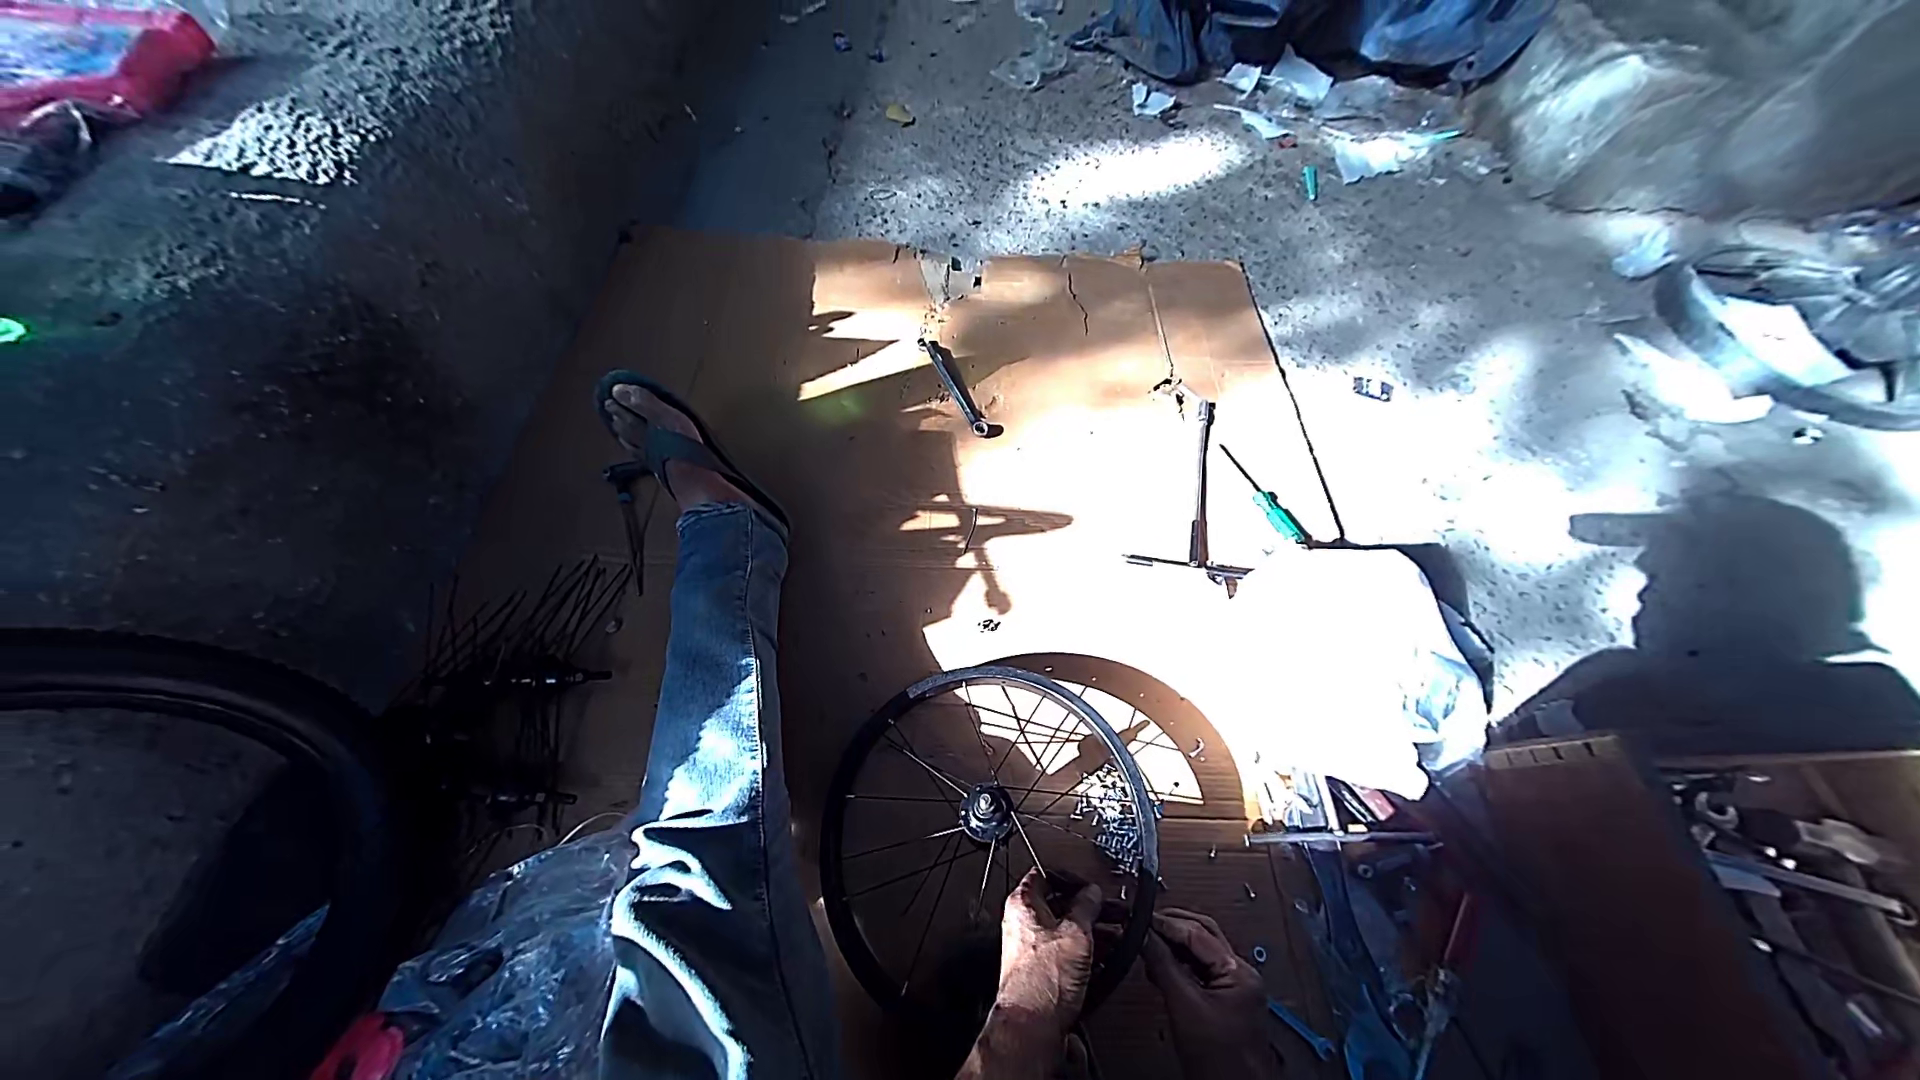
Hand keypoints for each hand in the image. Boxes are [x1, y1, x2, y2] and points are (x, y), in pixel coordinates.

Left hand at [956, 869, 1100, 1079]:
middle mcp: (1023, 923)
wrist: (1033, 1027)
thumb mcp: (1075, 933)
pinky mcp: (1041, 971)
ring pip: (1065, 930)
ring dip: (1091, 931)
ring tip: (1116, 934)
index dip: (1070, 877)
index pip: (1045, 874)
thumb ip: (1086, 907)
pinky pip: (1066, 952)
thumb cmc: (1042, 981)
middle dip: (1088, 909)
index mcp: (1023, 903)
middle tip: (1110, 911)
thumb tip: (1091, 893)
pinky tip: (1105, 957)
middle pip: (1059, 904)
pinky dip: (1085, 952)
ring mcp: (1031, 949)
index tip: (1089, 885)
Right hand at [1142, 908, 1282, 1079]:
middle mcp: (1241, 974)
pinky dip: (1178, 962)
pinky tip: (1160, 966)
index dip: (1164, 924)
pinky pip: (1199, 968)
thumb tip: (1144, 934)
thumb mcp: (1184, 1005)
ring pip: (1199, 950)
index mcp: (1239, 972)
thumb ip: (1162, 964)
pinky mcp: (1225, 1000)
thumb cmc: (1220, 1064)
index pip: (1196, 932)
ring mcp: (1235, 987)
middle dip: (1170, 927)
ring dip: (1172, 944)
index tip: (1140, 920)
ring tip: (1148, 944)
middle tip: (1144, 924)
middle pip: (1201, 933)